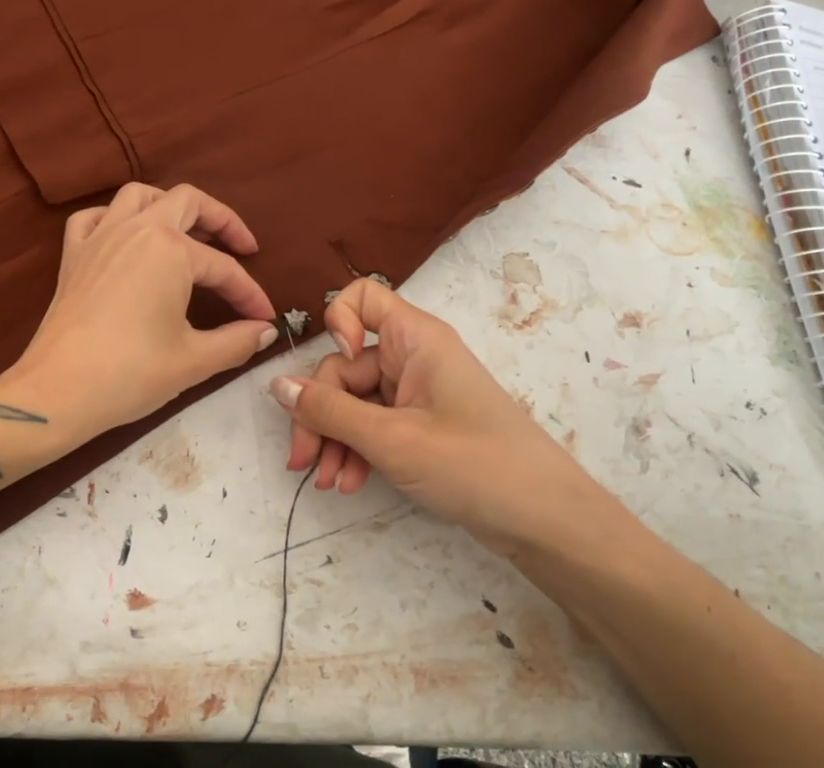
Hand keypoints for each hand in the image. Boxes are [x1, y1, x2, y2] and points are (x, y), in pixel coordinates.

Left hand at [0, 183, 278, 438]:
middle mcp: (135, 230)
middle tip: (241, 248)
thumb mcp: (194, 360)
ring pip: (138, 196)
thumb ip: (237, 341)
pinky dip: (113, 218)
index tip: (265, 318)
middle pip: (186, 201)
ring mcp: (98, 237)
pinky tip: (126, 238)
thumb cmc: (131, 373)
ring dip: (168, 206)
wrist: (58, 390)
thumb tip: (265, 331)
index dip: (250, 294)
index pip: (224, 268)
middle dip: (221, 221)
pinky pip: (94, 217)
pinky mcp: (72, 255)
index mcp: (170, 249)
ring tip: (188, 232)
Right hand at [268, 277, 610, 555]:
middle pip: (345, 366)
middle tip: (302, 462)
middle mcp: (415, 358)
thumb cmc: (474, 466)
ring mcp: (418, 394)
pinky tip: (347, 483)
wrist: (547, 523)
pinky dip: (356, 451)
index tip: (337, 366)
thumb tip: (276, 385)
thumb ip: (328, 411)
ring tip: (327, 483)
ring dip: (334, 440)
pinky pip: (374, 426)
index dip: (338, 324)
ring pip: (355, 402)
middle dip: (320, 413)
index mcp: (416, 339)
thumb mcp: (391, 439)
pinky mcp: (422, 427)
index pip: (362, 298)